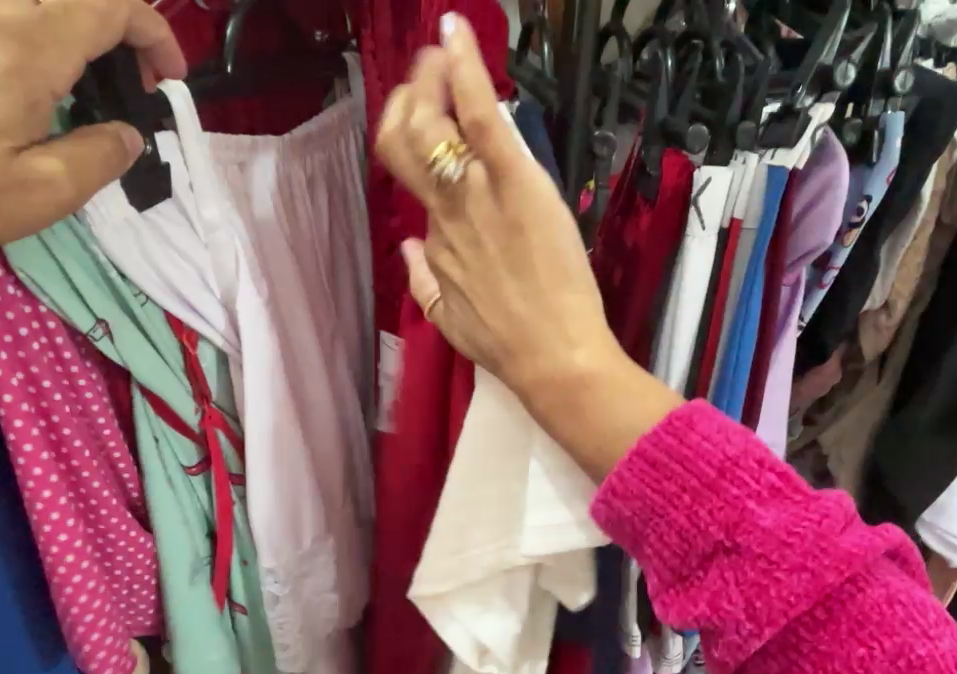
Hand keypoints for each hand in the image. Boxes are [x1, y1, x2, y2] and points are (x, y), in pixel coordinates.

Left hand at [0, 0, 184, 308]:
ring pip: (33, 2)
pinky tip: (36, 91)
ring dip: (78, 33)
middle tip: (135, 87)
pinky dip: (40, 37)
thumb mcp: (43, 192)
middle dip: (120, 29)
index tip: (171, 81)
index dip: (154, 34)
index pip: (109, 5)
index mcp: (27, 47)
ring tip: (90, 91)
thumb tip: (127, 135)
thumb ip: (99, 157)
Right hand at [374, 14, 619, 397]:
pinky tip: (455, 33)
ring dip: (431, 78)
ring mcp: (475, 194)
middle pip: (404, 142)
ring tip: (442, 51)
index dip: (412, 146)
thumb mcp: (450, 321)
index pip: (415, 182)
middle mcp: (444, 213)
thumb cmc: (509, 346)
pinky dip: (466, 69)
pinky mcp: (513, 181)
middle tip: (428, 75)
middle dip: (409, 100)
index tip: (423, 123)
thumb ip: (423, 283)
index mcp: (434, 243)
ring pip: (431, 123)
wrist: (552, 356)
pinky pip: (480, 115)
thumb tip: (410, 249)